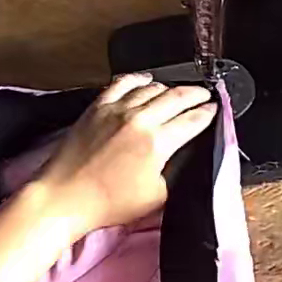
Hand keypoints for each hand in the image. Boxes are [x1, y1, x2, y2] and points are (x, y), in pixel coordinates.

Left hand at [31, 73, 215, 234]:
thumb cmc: (108, 202)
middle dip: (196, 94)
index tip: (215, 110)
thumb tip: (178, 154)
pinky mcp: (97, 107)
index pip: (192, 120)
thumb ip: (173, 170)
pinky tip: (145, 79)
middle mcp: (139, 119)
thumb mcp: (156, 195)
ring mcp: (116, 110)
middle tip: (204, 94)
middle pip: (176, 97)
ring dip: (169, 88)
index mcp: (157, 143)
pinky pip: (121, 83)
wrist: (66, 197)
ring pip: (151, 88)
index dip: (208, 113)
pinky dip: (137, 79)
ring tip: (177, 91)